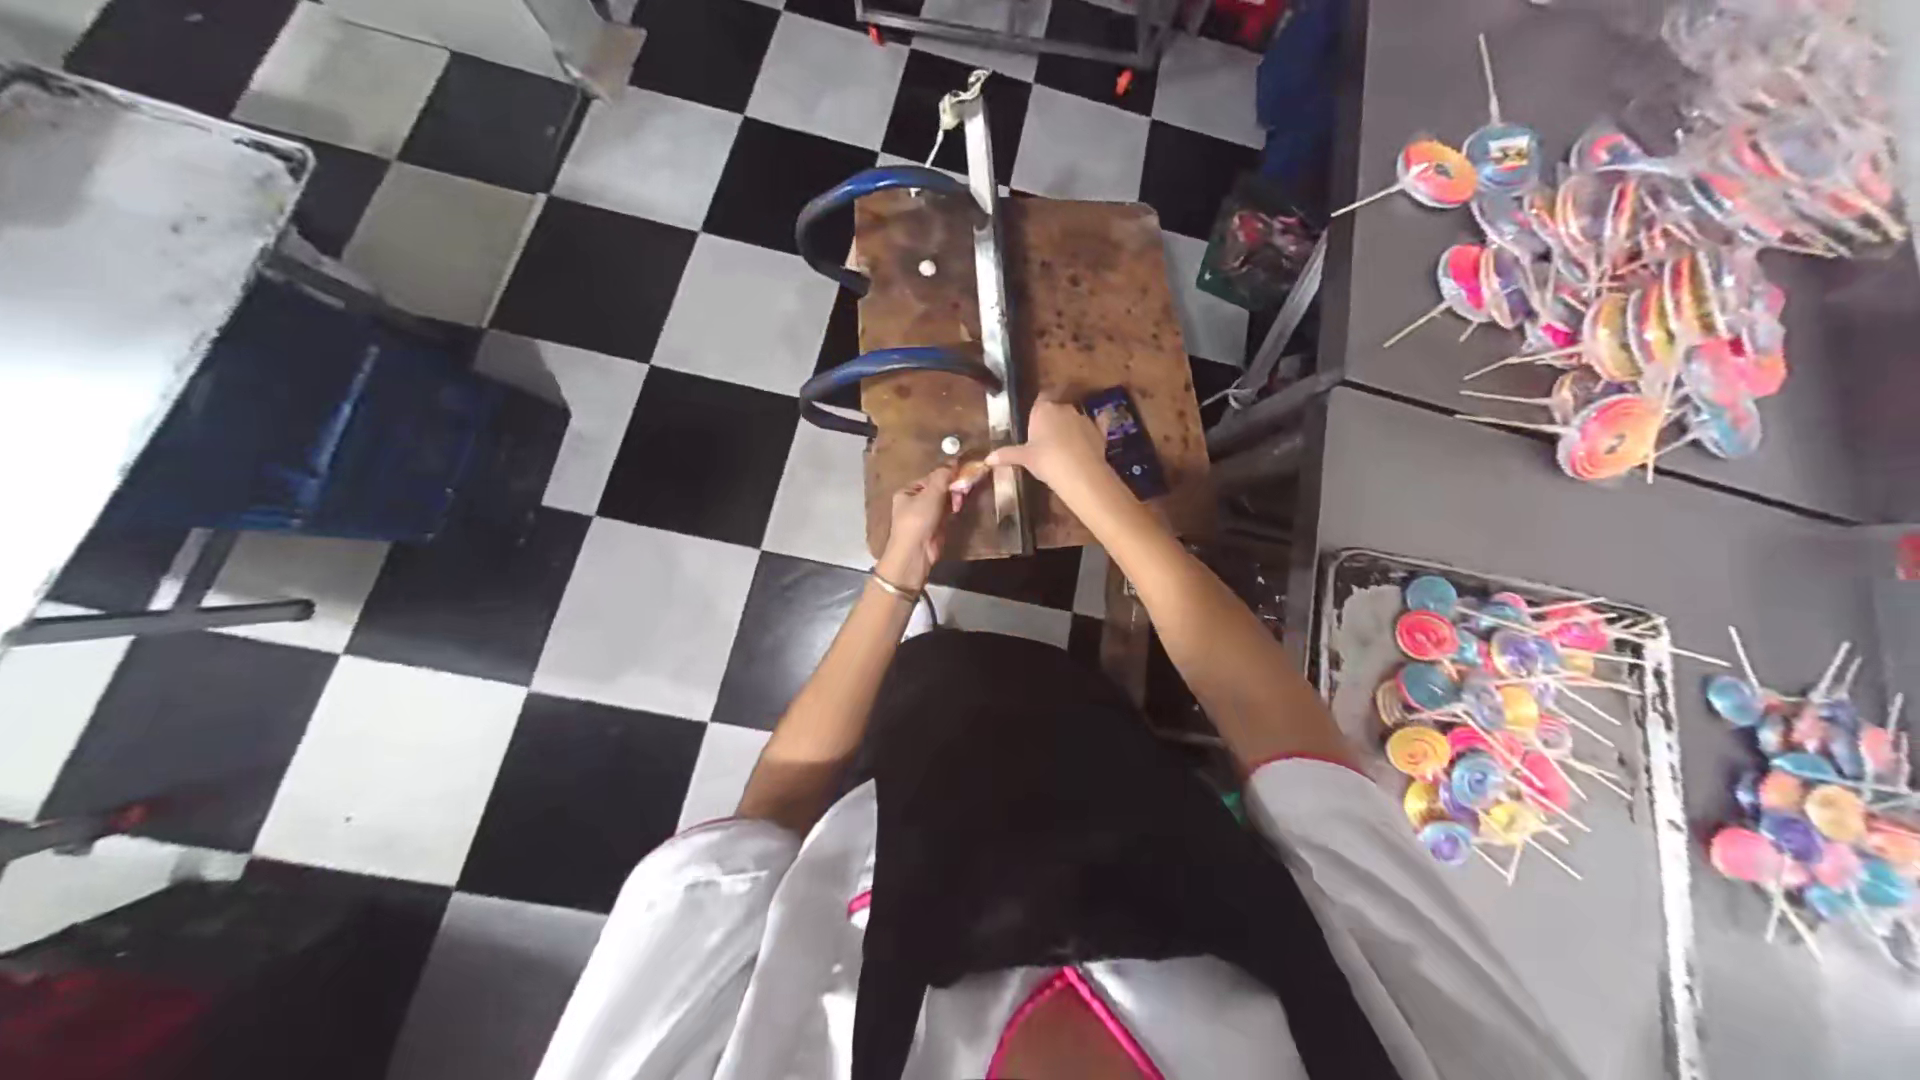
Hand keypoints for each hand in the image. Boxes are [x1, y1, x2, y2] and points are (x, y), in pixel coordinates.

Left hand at [879, 465, 953, 589]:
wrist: (916, 552)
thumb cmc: (918, 519)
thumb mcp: (930, 494)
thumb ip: (943, 477)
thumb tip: (953, 461)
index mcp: (907, 492)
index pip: (929, 478)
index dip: (945, 476)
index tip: (961, 473)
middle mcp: (914, 502)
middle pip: (937, 489)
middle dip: (951, 487)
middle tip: (964, 487)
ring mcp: (925, 516)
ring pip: (943, 501)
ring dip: (954, 498)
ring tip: (963, 497)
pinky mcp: (935, 527)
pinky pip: (946, 513)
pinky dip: (953, 509)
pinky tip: (960, 506)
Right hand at [984, 397, 1109, 492]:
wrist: (1080, 473)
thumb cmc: (1046, 461)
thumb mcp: (1024, 459)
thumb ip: (1007, 455)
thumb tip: (987, 459)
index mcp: (1043, 410)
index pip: (1040, 399)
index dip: (1039, 409)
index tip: (1036, 421)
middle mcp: (1064, 408)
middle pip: (1057, 409)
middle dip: (1053, 421)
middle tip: (1045, 441)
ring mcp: (1083, 418)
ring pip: (1074, 418)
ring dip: (1070, 428)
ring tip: (1065, 447)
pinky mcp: (1099, 430)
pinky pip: (1097, 424)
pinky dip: (1095, 427)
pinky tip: (1094, 433)